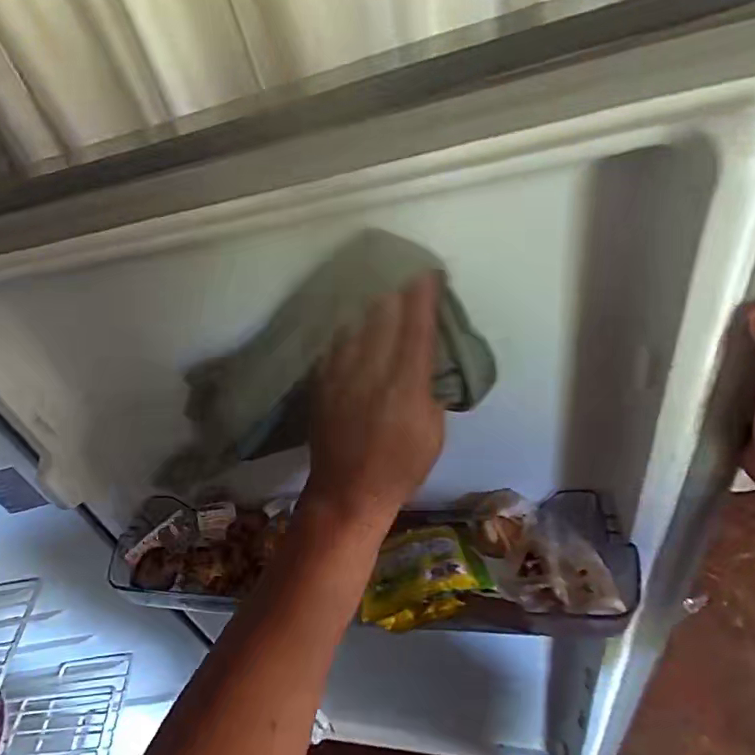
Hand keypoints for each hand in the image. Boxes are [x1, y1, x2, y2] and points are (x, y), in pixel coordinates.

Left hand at [306, 276, 446, 521]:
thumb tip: (428, 355)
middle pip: (382, 314)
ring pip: (353, 320)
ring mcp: (341, 375)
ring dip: (364, 293)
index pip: (416, 327)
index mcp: (406, 386)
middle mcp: (372, 372)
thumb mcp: (433, 432)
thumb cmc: (400, 467)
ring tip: (370, 270)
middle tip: (400, 261)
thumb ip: (430, 389)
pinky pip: (331, 339)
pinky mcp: (321, 381)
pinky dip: (340, 318)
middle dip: (393, 284)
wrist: (347, 493)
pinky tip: (344, 303)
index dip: (423, 295)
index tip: (428, 271)